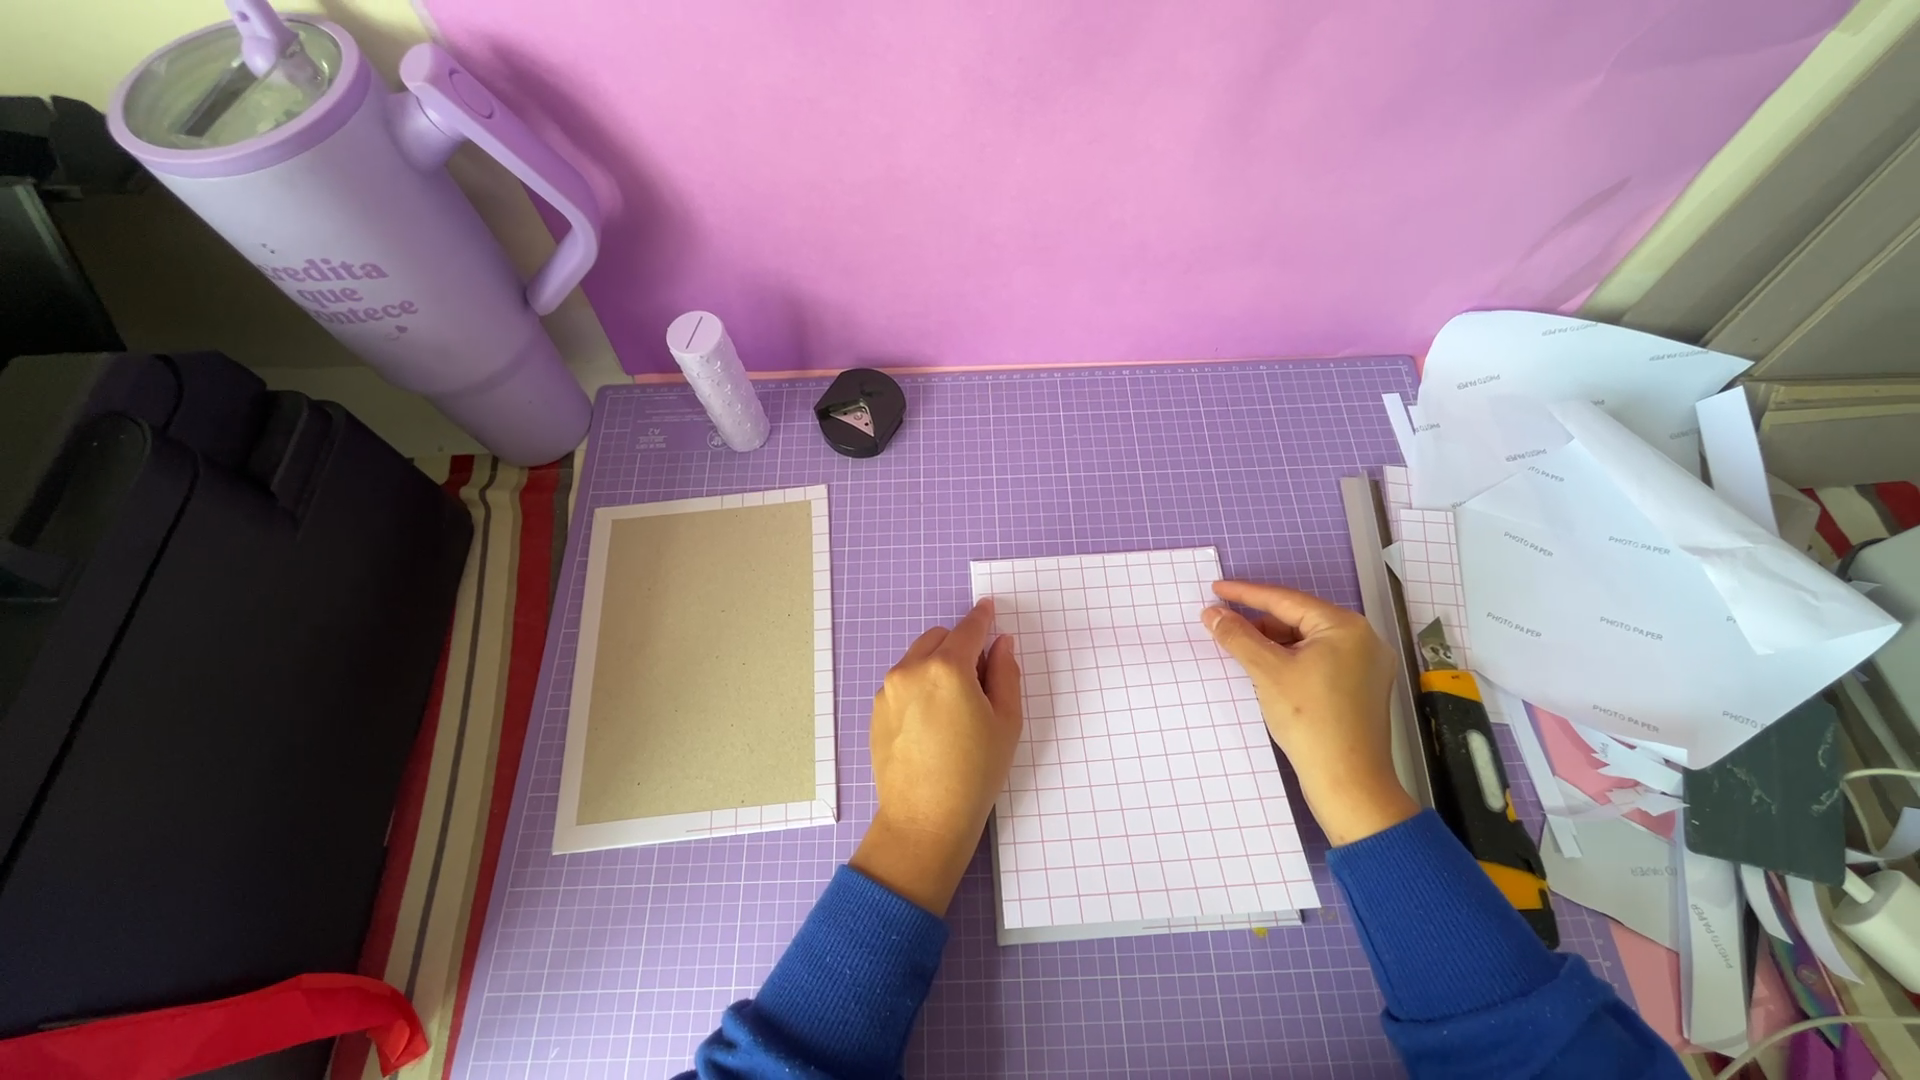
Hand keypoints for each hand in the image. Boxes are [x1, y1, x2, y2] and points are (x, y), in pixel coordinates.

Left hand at [850, 598, 1021, 913]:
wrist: (925, 818)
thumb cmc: (975, 772)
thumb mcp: (1006, 721)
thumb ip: (1005, 673)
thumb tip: (1001, 643)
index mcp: (947, 667)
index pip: (969, 628)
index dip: (983, 617)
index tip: (989, 609)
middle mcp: (911, 669)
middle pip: (940, 638)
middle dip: (960, 646)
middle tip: (979, 679)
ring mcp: (889, 689)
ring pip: (918, 658)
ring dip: (937, 664)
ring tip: (954, 705)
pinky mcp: (877, 709)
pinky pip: (903, 681)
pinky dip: (920, 685)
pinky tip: (933, 721)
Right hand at [1201, 581, 1416, 845]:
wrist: (1348, 782)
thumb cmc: (1309, 720)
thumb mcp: (1266, 672)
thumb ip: (1237, 636)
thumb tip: (1212, 613)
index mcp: (1345, 627)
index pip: (1286, 600)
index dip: (1246, 594)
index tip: (1216, 588)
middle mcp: (1363, 639)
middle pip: (1300, 619)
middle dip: (1260, 621)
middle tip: (1224, 623)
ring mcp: (1367, 665)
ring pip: (1309, 641)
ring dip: (1275, 642)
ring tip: (1242, 648)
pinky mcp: (1363, 688)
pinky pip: (1321, 660)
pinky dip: (1292, 659)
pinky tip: (1269, 669)